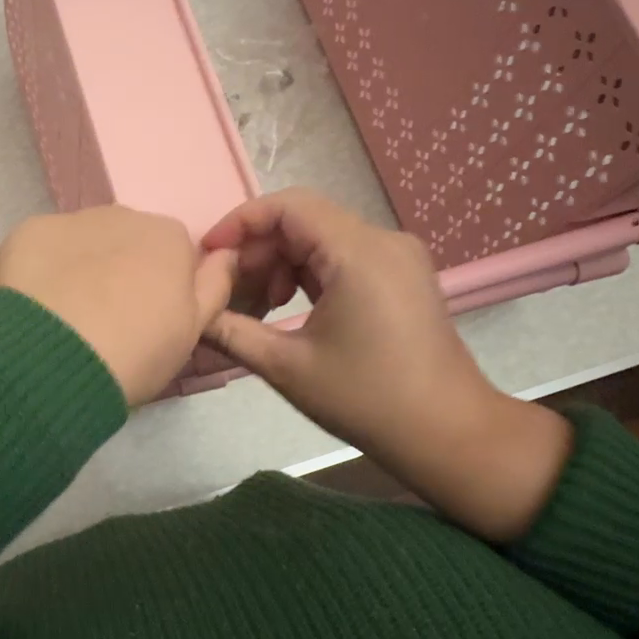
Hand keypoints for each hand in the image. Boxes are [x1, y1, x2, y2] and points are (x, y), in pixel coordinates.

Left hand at [0, 207, 235, 406]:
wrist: (56, 361)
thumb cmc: (135, 353)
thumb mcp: (191, 332)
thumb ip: (214, 287)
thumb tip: (224, 254)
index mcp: (170, 238)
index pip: (172, 255)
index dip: (157, 289)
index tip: (142, 322)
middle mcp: (124, 215)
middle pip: (126, 241)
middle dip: (117, 270)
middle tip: (102, 321)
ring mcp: (72, 220)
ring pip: (82, 242)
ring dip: (78, 267)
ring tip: (65, 316)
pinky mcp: (27, 232)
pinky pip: (41, 248)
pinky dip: (40, 270)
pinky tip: (36, 304)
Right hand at [200, 190, 570, 543]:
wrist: (446, 432)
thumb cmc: (365, 398)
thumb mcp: (285, 366)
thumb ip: (230, 332)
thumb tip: (192, 312)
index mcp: (358, 254)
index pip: (288, 206)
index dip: (240, 222)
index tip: (209, 255)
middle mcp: (383, 242)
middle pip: (303, 220)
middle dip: (257, 250)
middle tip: (226, 291)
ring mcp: (396, 258)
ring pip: (320, 238)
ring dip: (279, 264)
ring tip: (254, 307)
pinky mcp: (400, 277)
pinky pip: (341, 257)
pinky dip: (306, 274)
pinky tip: (284, 309)